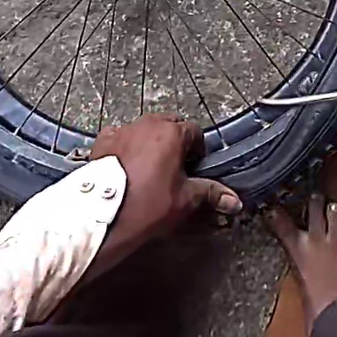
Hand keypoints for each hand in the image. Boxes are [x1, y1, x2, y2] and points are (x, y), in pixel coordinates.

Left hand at [84, 114, 241, 275]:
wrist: (107, 213)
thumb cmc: (147, 204)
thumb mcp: (185, 199)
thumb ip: (211, 193)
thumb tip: (232, 199)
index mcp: (171, 134)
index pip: (194, 132)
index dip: (198, 149)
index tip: (196, 164)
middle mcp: (147, 125)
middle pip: (168, 124)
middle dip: (175, 140)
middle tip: (176, 164)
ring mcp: (123, 130)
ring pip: (144, 128)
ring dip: (150, 140)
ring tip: (151, 166)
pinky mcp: (104, 140)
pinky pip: (120, 136)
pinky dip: (126, 145)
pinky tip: (127, 164)